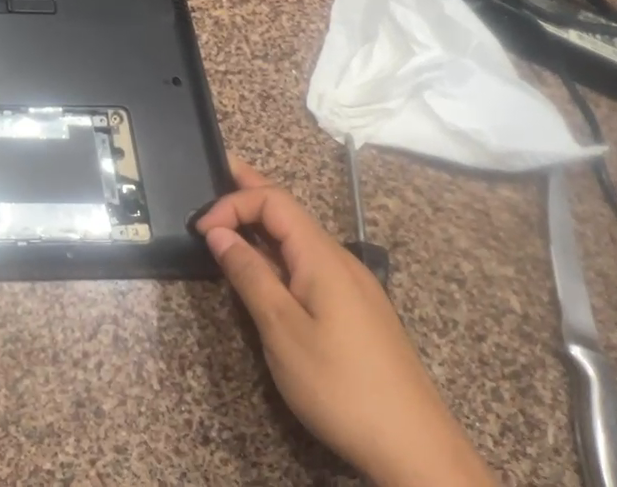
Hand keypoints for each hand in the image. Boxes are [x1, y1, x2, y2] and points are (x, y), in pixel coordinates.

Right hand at [195, 159, 496, 486]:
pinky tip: (266, 265)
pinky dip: (280, 251)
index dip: (233, 203)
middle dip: (253, 191)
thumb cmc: (341, 386)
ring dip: (264, 224)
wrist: (416, 450)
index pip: (274, 202)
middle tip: (223, 167)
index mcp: (324, 259)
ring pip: (301, 240)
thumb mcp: (282, 330)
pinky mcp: (358, 313)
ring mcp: (354, 289)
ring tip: (234, 213)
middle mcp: (342, 263)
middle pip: (291, 212)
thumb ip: (249, 275)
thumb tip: (219, 233)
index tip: (199, 229)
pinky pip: (311, 264)